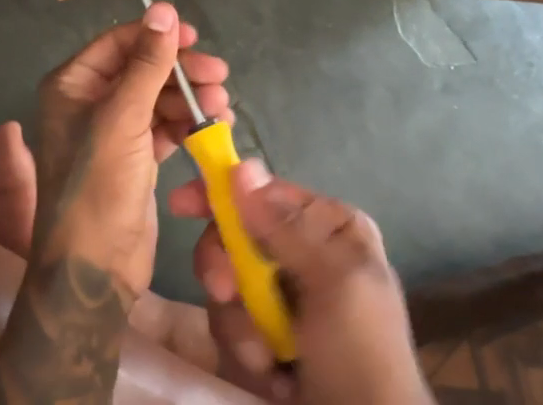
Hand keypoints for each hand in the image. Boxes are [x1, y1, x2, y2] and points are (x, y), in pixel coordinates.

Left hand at [31, 0, 230, 301]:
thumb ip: (147, 62)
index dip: (156, 36)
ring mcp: (113, 132)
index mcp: (72, 85)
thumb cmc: (98, 185)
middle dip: (180, 72)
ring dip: (190, 99)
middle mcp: (89, 103)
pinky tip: (213, 127)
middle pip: (142, 69)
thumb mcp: (122, 117)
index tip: (196, 38)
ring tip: (221, 107)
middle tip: (219, 76)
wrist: (94, 268)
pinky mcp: (135, 158)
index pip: (118, 43)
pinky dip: (187, 125)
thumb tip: (164, 9)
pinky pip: (165, 128)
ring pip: (158, 99)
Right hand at [171, 162, 430, 403]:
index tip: (181, 204)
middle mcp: (303, 255)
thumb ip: (285, 227)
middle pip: (233, 238)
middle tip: (227, 292)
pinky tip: (272, 375)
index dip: (220, 194)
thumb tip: (242, 167)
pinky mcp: (262, 338)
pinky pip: (228, 327)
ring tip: (271, 359)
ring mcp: (280, 299)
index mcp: (330, 229)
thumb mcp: (334, 283)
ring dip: (240, 325)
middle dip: (226, 270)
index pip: (264, 193)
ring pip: (225, 286)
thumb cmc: (361, 351)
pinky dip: (244, 353)